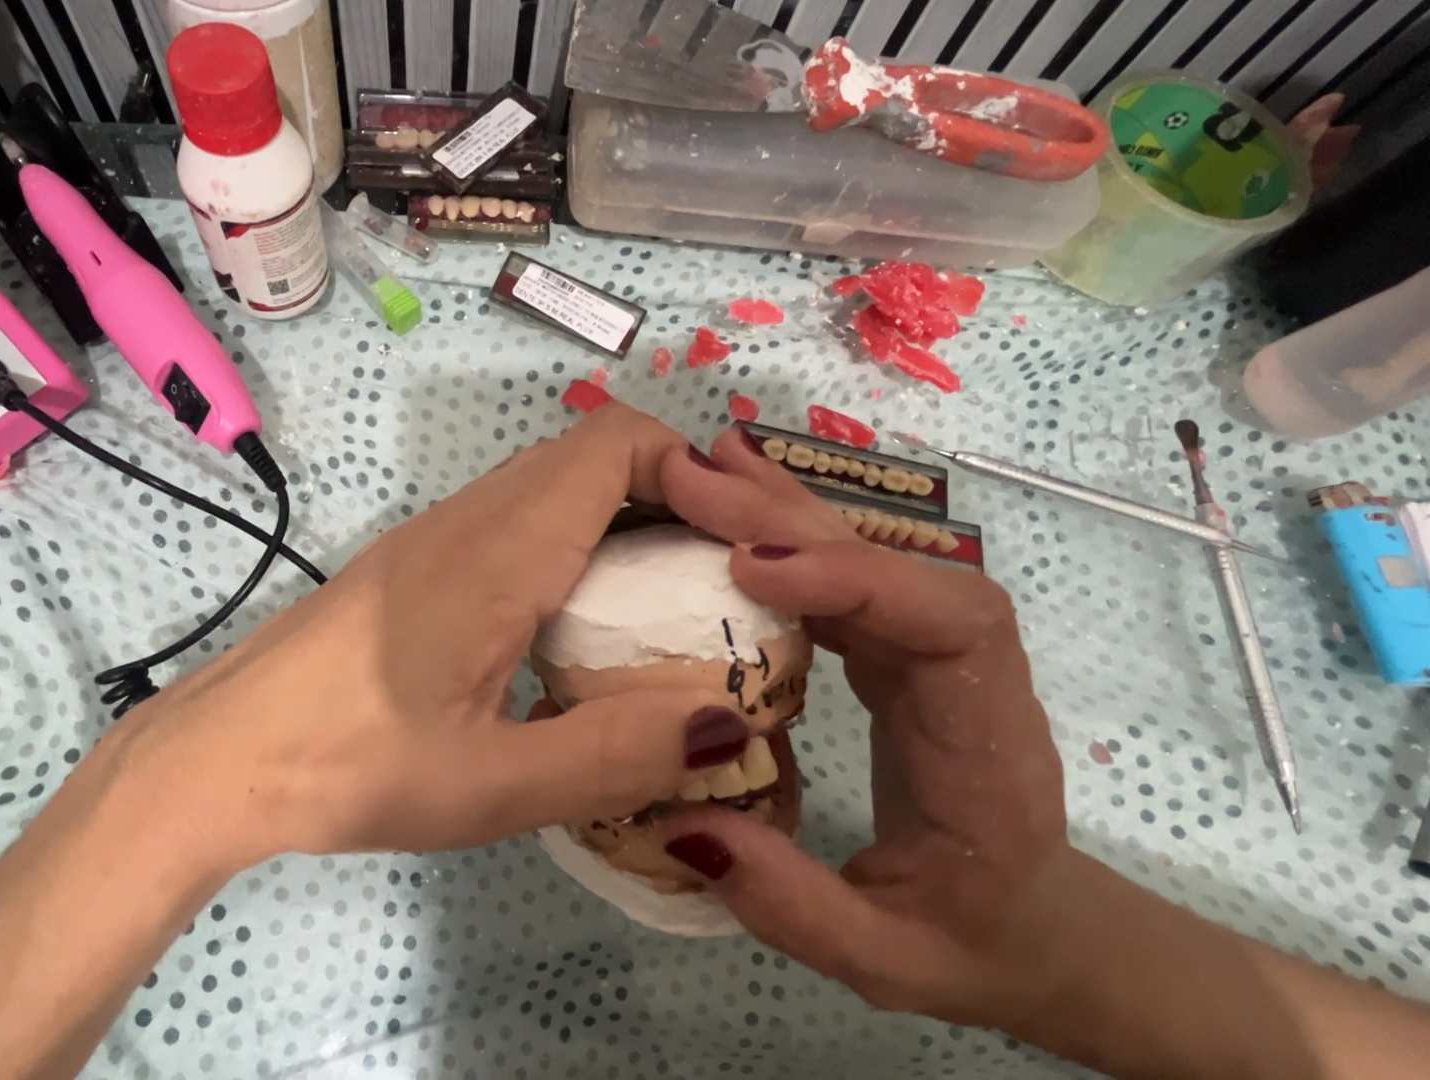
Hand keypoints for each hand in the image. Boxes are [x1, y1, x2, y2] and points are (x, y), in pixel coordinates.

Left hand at [121, 405, 756, 864]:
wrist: (220, 753)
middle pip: (590, 458)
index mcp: (498, 549)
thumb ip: (612, 755)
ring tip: (667, 607)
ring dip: (620, 522)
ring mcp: (435, 536)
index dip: (690, 467)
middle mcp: (469, 519)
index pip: (613, 445)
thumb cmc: (347, 765)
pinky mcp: (416, 565)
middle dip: (670, 498)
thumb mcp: (490, 784)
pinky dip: (572, 546)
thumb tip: (728, 723)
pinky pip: (515, 522)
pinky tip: (579, 628)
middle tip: (721, 582)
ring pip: (551, 488)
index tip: (739, 540)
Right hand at [652, 427, 1073, 1031]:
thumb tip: (680, 820)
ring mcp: (930, 657)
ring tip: (701, 469)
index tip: (752, 568)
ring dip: (780, 508)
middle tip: (690, 479)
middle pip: (894, 565)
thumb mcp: (884, 959)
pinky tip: (730, 520)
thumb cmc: (974, 942)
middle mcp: (968, 678)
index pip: (953, 625)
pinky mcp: (893, 653)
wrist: (1039, 928)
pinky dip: (782, 540)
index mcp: (988, 748)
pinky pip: (840, 583)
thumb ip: (788, 903)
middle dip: (790, 516)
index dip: (856, 579)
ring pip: (862, 557)